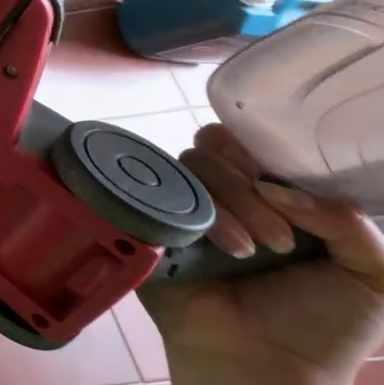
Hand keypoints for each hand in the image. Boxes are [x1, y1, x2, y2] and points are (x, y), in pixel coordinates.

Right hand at [138, 124, 383, 384]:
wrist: (264, 363)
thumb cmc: (322, 326)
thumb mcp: (374, 279)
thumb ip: (349, 223)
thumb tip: (275, 187)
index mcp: (272, 199)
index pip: (254, 147)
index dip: (265, 154)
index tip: (282, 187)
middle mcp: (223, 194)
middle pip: (216, 149)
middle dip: (248, 187)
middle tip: (278, 239)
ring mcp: (181, 203)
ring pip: (189, 165)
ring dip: (229, 204)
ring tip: (248, 251)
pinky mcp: (147, 215)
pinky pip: (154, 187)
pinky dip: (192, 211)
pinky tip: (218, 246)